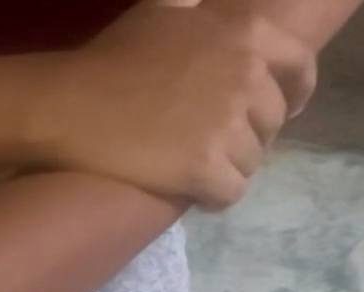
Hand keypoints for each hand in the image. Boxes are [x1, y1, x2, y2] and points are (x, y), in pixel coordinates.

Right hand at [31, 0, 316, 208]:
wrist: (64, 107)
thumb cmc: (102, 60)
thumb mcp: (162, 11)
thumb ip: (195, 11)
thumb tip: (197, 6)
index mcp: (248, 36)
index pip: (299, 67)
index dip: (295, 93)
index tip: (287, 112)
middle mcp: (247, 79)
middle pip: (271, 122)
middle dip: (252, 138)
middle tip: (223, 152)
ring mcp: (225, 127)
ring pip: (250, 161)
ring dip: (231, 171)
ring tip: (204, 179)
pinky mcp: (200, 170)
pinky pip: (229, 192)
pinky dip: (218, 198)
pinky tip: (201, 200)